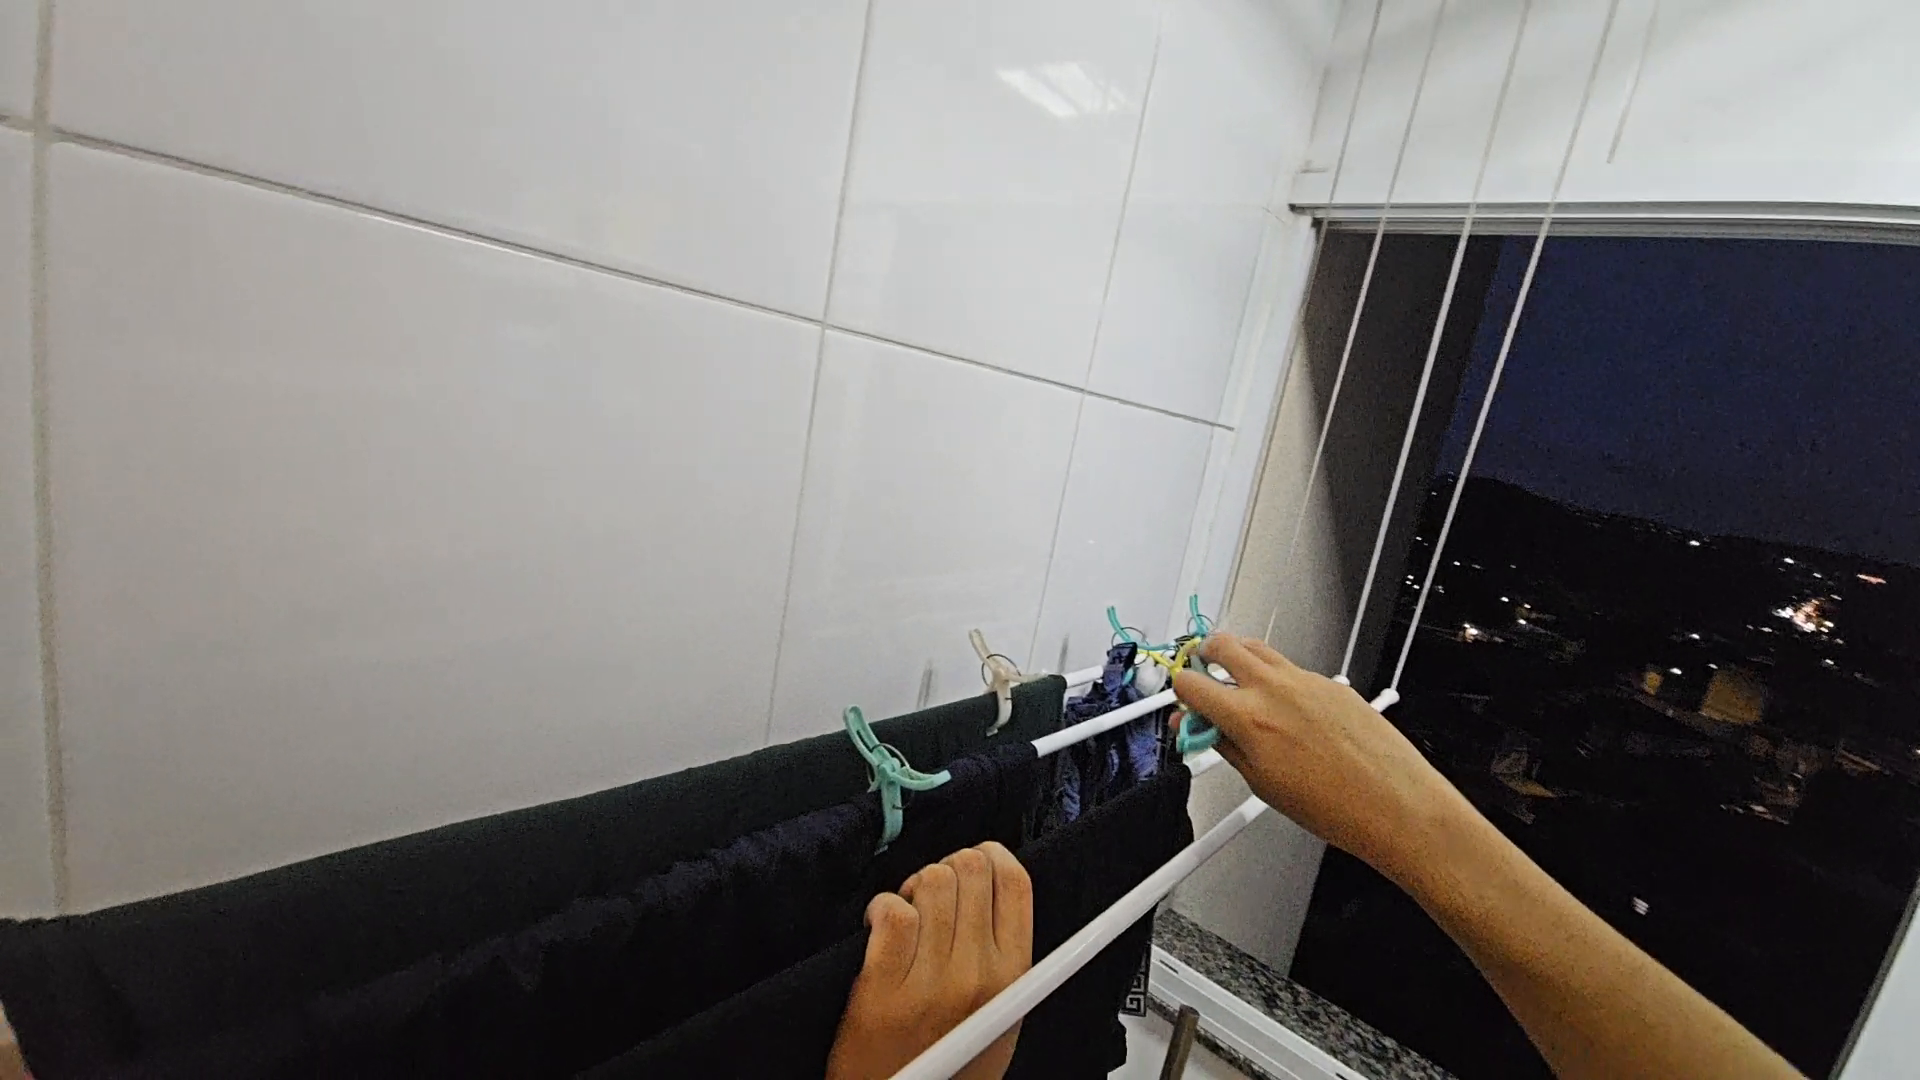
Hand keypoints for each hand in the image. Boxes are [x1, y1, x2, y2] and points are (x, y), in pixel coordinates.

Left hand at [825, 842, 1032, 1079]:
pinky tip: (879, 923)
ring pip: (932, 881)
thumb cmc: (950, 1065)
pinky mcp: (884, 989)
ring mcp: (932, 982)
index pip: (1016, 883)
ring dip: (915, 886)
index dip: (993, 855)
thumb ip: (1006, 954)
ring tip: (909, 911)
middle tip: (935, 892)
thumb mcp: (1001, 1015)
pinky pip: (893, 912)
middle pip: (971, 869)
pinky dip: (881, 906)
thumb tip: (997, 883)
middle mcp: (979, 975)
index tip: (978, 859)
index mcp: (1014, 976)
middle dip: (948, 867)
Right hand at [1170, 634, 1476, 892]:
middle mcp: (1273, 687)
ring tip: (1238, 682)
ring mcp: (1304, 680)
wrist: (1398, 806)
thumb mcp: (1261, 783)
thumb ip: (1224, 745)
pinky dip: (1276, 676)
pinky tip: (1284, 706)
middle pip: (1219, 644)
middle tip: (1204, 677)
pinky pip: (1290, 666)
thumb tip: (1201, 730)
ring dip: (1237, 656)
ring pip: (1255, 646)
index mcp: (1247, 716)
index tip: (1186, 706)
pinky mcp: (1330, 682)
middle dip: (1203, 657)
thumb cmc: (1337, 806)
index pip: (1189, 683)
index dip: (1180, 695)